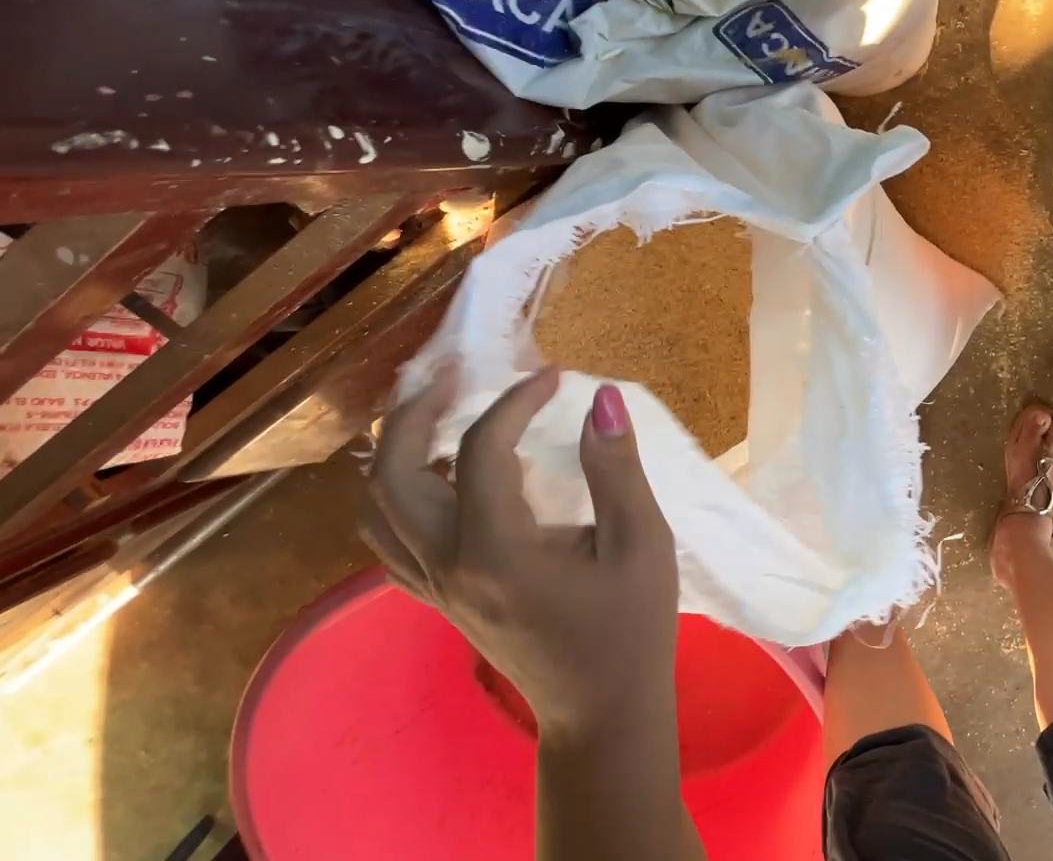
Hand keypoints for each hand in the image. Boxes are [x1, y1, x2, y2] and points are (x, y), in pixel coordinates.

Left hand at [363, 362, 678, 737]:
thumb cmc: (629, 625)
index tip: (555, 376)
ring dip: (399, 453)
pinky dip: (403, 496)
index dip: (516, 400)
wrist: (602, 708)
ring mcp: (435, 586)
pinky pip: (392, 540)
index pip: (483, 449)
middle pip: (392, 473)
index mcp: (497, 548)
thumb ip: (617, 468)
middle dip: (417, 413)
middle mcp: (447, 564)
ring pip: (377, 508)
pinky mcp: (442, 599)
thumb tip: (600, 400)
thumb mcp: (643, 542)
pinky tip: (448, 482)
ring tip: (444, 419)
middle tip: (459, 377)